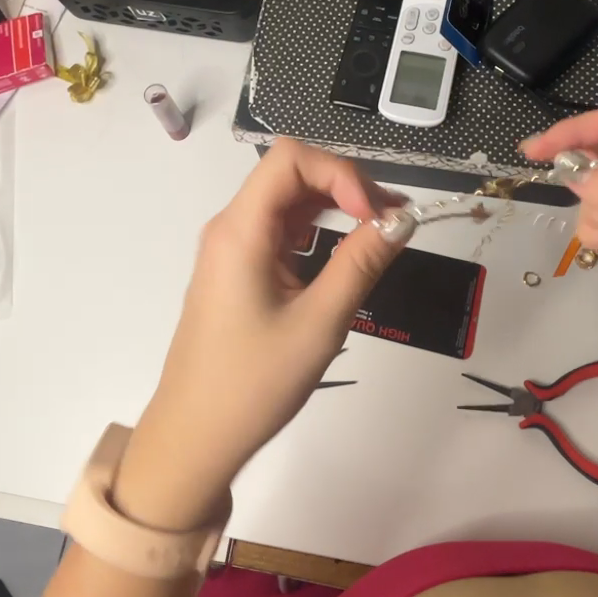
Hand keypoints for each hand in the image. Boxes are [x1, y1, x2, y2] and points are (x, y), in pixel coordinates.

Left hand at [114, 140, 409, 530]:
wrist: (194, 437)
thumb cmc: (253, 384)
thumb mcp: (319, 323)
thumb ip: (362, 262)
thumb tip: (403, 219)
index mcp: (240, 230)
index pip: (291, 158)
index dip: (341, 172)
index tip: (376, 214)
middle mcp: (231, 227)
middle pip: (291, 174)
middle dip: (346, 186)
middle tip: (395, 221)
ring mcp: (231, 249)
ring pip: (288, 202)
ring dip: (336, 207)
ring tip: (384, 232)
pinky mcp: (238, 271)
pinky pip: (281, 232)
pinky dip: (319, 232)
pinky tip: (349, 252)